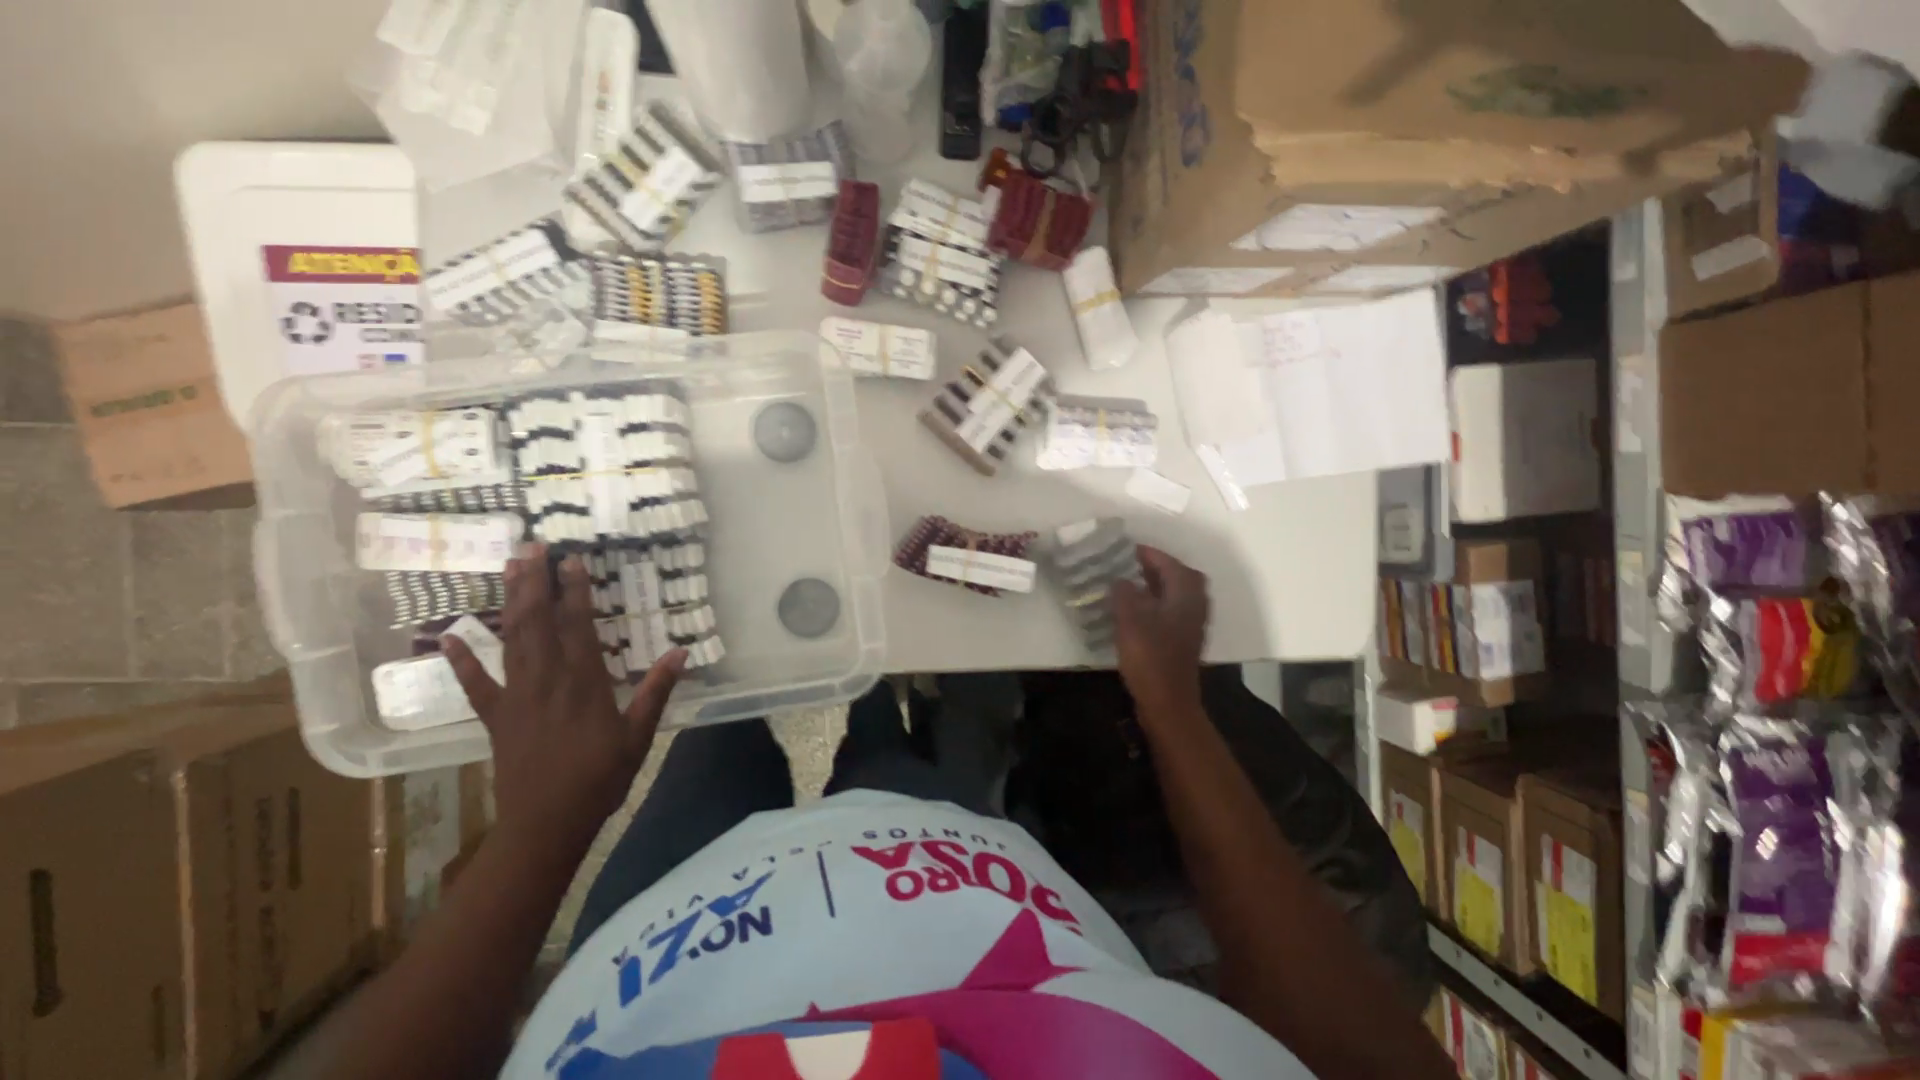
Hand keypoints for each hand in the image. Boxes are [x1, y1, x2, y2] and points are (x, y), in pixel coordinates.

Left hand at [443, 544, 685, 844]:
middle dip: (535, 581)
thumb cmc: (599, 779)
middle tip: (533, 546)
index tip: (573, 559)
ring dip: (509, 601)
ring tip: (509, 566)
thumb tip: (680, 653)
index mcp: (583, 683)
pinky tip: (450, 635)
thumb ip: (656, 692)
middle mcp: (546, 680)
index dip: (575, 590)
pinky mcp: (495, 716)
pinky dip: (462, 659)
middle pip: (537, 621)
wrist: (547, 823)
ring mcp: (515, 696)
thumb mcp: (639, 737)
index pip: (577, 625)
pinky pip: (475, 683)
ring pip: (510, 638)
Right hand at [1110, 545, 1209, 717]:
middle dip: (1158, 568)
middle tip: (1132, 566)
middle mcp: (1195, 606)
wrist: (1168, 703)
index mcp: (1185, 595)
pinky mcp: (1183, 641)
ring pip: (1177, 595)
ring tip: (1131, 585)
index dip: (1149, 554)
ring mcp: (1192, 625)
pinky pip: (1173, 611)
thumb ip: (1125, 594)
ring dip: (1158, 586)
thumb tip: (1121, 579)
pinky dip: (1157, 604)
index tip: (1127, 549)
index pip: (1170, 564)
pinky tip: (1137, 612)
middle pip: (1181, 577)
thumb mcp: (1130, 621)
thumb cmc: (1150, 659)